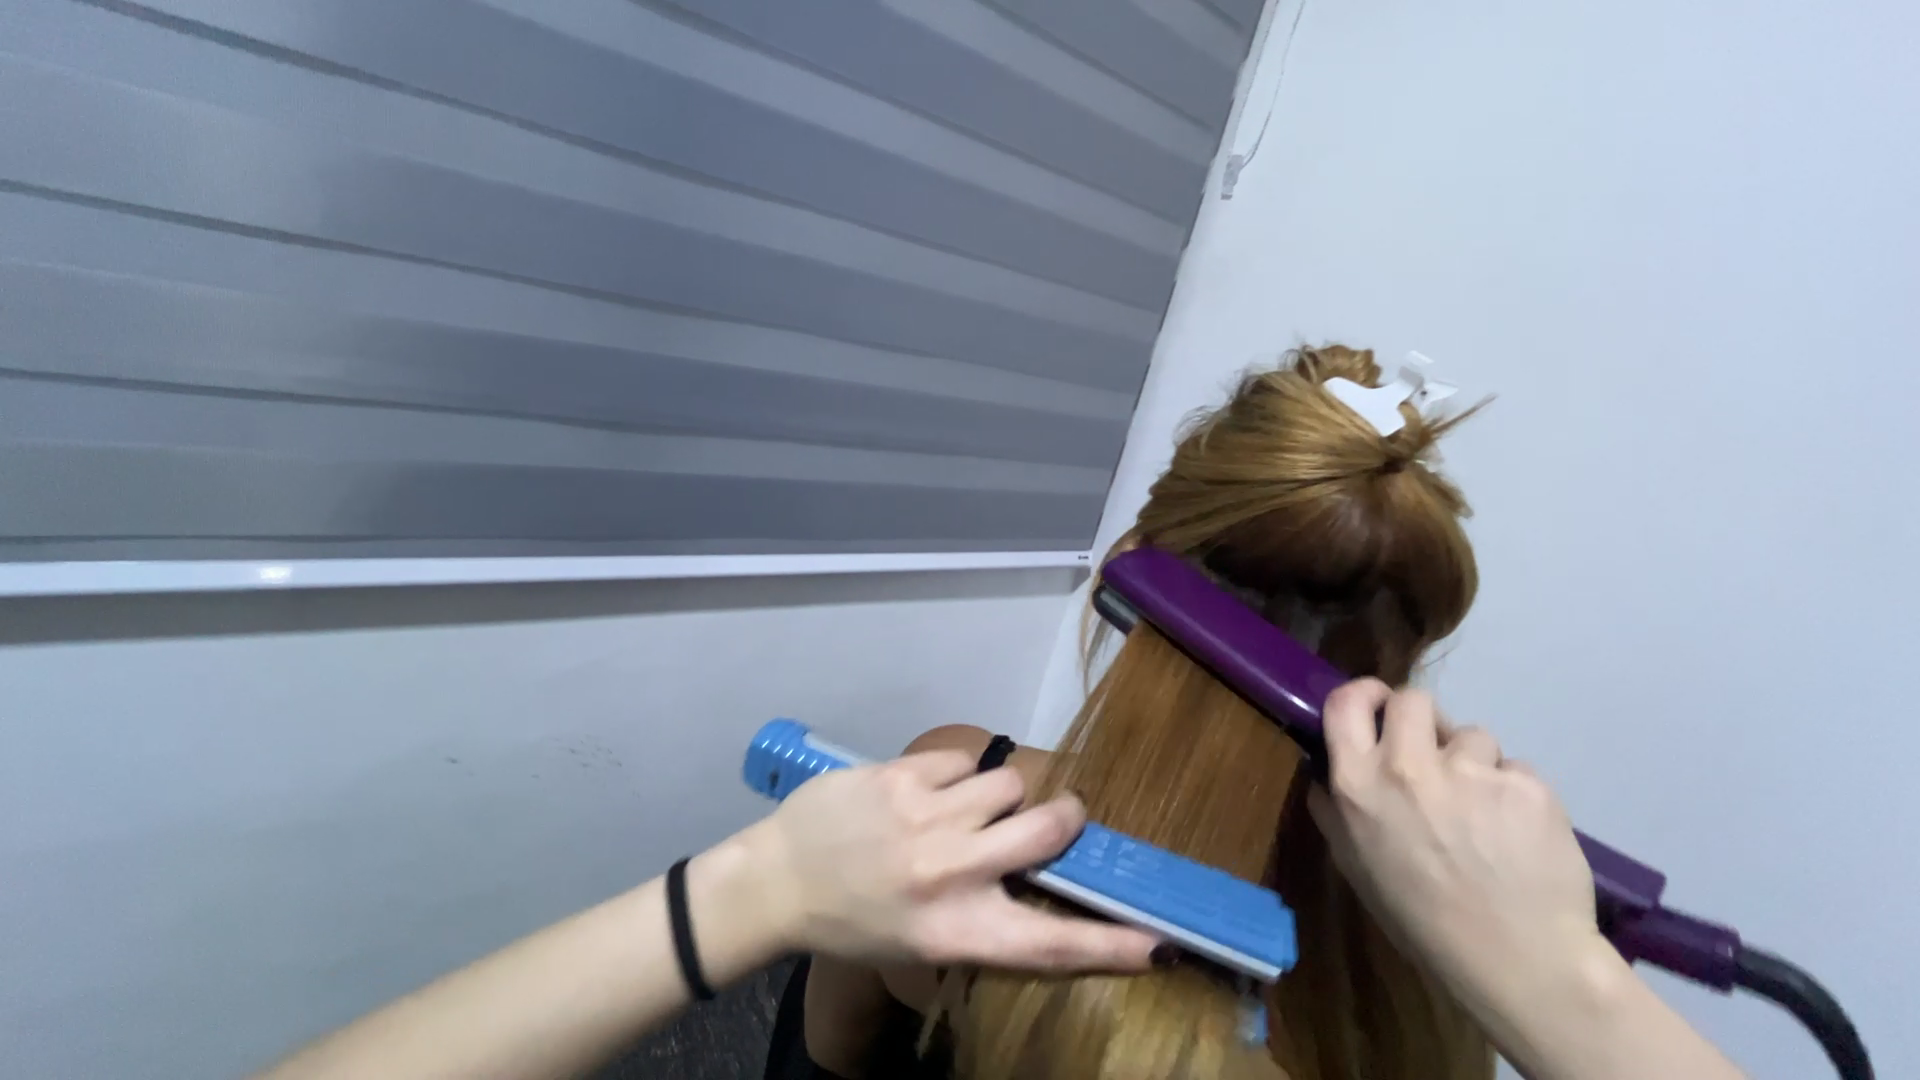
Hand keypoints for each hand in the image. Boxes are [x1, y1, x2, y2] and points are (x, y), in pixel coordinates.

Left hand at [742, 751, 1159, 972]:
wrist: (778, 881)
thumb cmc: (854, 923)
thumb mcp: (923, 941)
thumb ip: (982, 913)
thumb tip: (1037, 873)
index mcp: (955, 933)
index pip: (1047, 945)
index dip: (1108, 944)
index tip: (1156, 940)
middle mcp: (948, 875)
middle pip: (1046, 831)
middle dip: (1064, 817)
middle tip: (1059, 815)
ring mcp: (925, 818)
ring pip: (1009, 783)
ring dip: (1001, 794)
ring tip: (970, 804)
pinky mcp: (901, 776)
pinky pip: (963, 760)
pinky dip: (957, 774)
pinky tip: (927, 790)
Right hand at [1306, 680, 1612, 1015]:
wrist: (1515, 960)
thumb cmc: (1417, 915)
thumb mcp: (1351, 861)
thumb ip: (1333, 807)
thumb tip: (1325, 770)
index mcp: (1357, 782)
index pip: (1345, 701)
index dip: (1362, 694)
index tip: (1375, 705)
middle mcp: (1406, 766)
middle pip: (1412, 699)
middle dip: (1421, 719)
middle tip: (1430, 753)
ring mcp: (1470, 772)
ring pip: (1471, 734)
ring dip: (1473, 761)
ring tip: (1482, 809)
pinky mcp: (1525, 785)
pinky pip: (1515, 769)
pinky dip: (1514, 792)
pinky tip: (1517, 831)